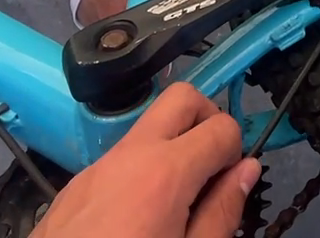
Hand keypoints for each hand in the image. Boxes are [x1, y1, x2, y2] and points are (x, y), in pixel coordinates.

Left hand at [35, 83, 261, 237]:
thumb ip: (222, 213)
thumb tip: (247, 169)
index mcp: (165, 173)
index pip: (222, 126)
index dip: (236, 152)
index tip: (230, 184)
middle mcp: (130, 155)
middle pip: (181, 96)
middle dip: (206, 119)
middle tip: (211, 167)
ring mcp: (96, 168)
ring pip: (148, 127)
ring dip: (172, 146)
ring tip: (174, 204)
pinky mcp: (72, 188)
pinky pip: (119, 159)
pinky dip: (140, 171)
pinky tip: (133, 223)